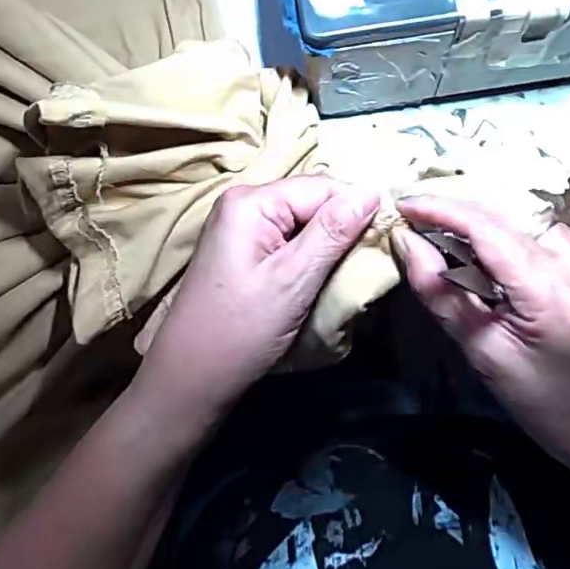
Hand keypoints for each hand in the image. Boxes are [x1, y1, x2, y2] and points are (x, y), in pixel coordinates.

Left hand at [136, 177, 381, 421]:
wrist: (188, 381)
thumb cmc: (240, 332)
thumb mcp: (294, 279)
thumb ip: (333, 232)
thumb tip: (372, 191)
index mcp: (251, 201)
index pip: (322, 187)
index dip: (355, 210)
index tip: (381, 241)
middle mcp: (243, 201)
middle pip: (312, 199)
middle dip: (341, 227)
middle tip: (364, 262)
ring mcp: (240, 224)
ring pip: (303, 219)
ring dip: (327, 242)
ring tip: (344, 272)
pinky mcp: (243, 246)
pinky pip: (288, 235)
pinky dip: (309, 253)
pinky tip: (318, 276)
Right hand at [394, 195, 569, 492]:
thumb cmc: (551, 407)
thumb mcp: (486, 357)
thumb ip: (442, 295)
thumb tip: (407, 242)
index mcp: (556, 296)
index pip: (488, 229)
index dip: (441, 210)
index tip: (404, 204)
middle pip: (508, 212)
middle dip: (460, 210)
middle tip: (420, 220)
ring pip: (526, 214)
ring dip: (486, 220)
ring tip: (453, 239)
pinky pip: (546, 227)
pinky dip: (514, 232)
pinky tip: (499, 255)